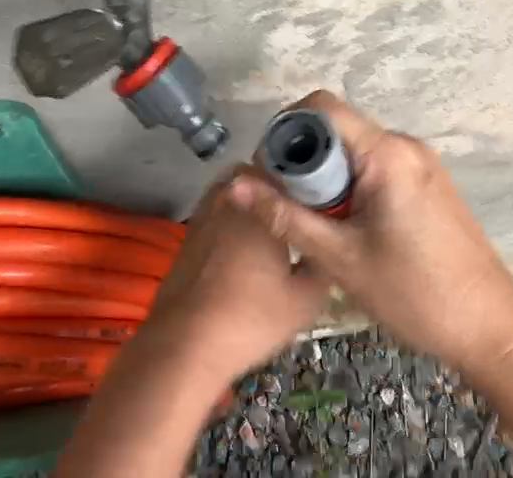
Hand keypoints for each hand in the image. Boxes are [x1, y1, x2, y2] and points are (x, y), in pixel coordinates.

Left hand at [136, 166, 330, 384]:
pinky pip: (214, 212)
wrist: (187, 341)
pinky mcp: (188, 234)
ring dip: (247, 200)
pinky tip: (240, 248)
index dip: (300, 180)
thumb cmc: (252, 317)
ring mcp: (203, 214)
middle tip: (292, 212)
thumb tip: (325, 251)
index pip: (282, 170)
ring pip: (230, 192)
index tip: (315, 197)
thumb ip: (321, 267)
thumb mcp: (305, 300)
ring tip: (267, 229)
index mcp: (260, 205)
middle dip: (271, 186)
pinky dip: (228, 220)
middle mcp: (229, 199)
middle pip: (252, 174)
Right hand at [227, 90, 512, 377]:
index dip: (285, 128)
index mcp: (388, 154)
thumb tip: (236, 184)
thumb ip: (285, 216)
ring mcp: (421, 165)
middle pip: (337, 128)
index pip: (322, 108)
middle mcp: (406, 146)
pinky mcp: (428, 184)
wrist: (494, 332)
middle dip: (304, 160)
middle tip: (285, 204)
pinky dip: (351, 187)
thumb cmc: (417, 295)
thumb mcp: (341, 258)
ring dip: (327, 178)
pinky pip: (375, 167)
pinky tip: (346, 228)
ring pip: (354, 151)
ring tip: (315, 222)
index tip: (268, 169)